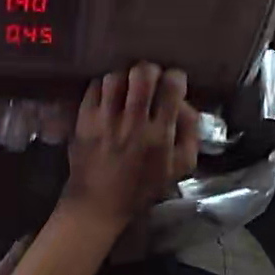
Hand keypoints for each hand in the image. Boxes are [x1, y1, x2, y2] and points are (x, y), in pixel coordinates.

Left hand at [63, 63, 198, 227]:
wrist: (98, 203)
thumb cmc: (141, 188)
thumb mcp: (178, 168)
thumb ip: (190, 135)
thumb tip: (187, 107)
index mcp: (159, 134)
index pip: (171, 87)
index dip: (176, 78)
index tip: (173, 83)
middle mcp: (133, 121)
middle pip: (143, 73)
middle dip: (150, 70)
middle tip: (150, 80)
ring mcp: (105, 118)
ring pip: (116, 76)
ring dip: (125, 78)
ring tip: (127, 88)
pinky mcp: (84, 118)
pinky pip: (95, 86)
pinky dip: (104, 86)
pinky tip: (108, 97)